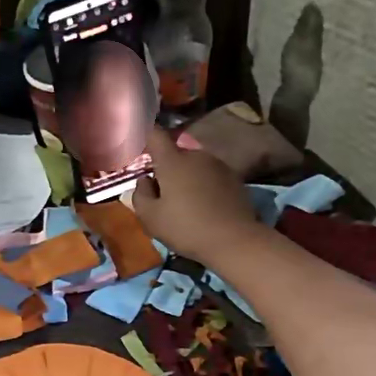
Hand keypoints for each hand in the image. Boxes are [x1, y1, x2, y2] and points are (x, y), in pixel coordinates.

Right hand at [132, 128, 272, 266]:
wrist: (234, 240)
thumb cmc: (186, 228)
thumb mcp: (151, 218)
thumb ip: (140, 195)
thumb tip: (145, 180)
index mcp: (173, 161)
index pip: (155, 135)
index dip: (146, 138)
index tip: (141, 152)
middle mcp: (196, 155)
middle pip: (176, 154)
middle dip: (167, 168)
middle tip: (163, 194)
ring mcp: (218, 165)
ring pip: (195, 166)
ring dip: (187, 178)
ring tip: (186, 204)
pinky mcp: (234, 178)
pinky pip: (211, 177)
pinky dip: (204, 186)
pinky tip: (205, 208)